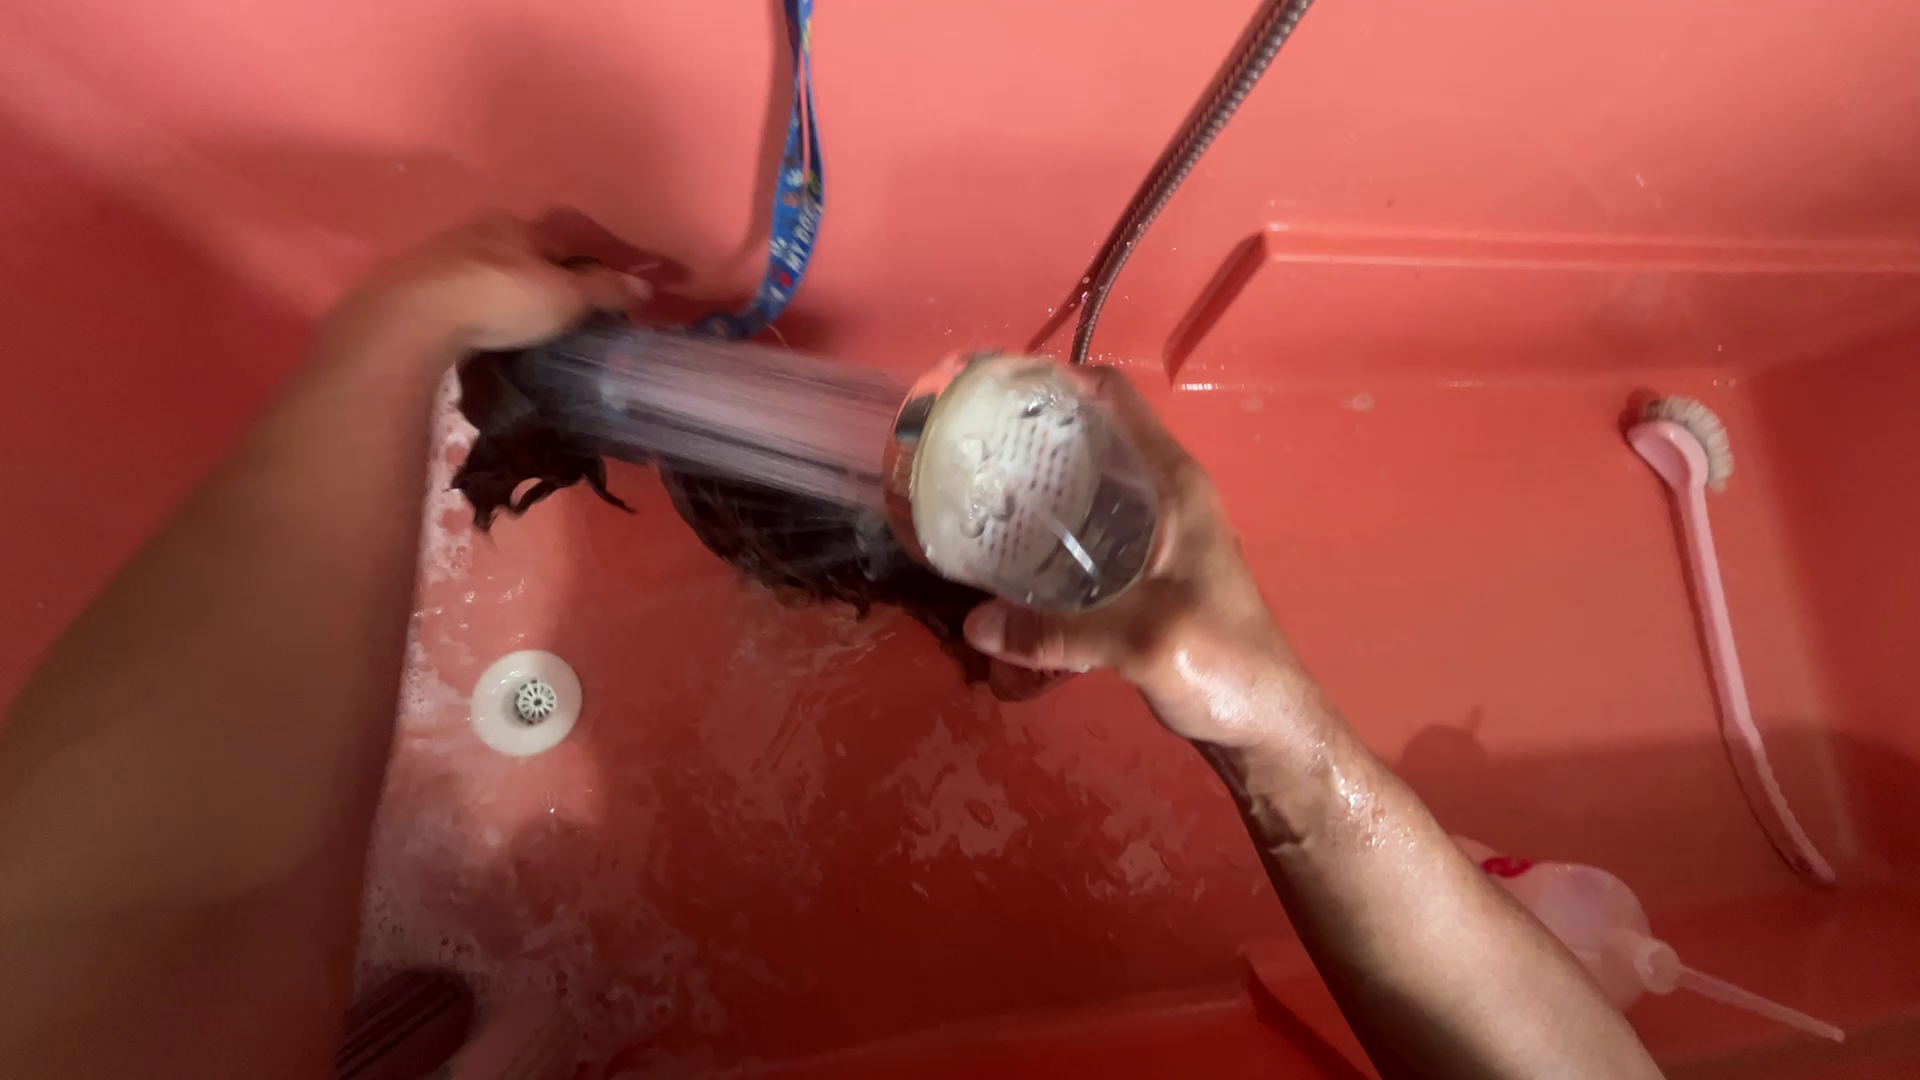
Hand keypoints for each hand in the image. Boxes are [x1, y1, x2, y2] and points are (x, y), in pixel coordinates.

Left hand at [324, 212, 650, 355]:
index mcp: (516, 227)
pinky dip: (481, 310)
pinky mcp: (419, 286)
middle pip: (525, 258)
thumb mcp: (568, 296)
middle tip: (563, 318)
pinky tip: (487, 332)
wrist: (415, 318)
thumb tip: (647, 284)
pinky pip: (464, 295)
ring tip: (526, 328)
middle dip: (544, 282)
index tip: (594, 301)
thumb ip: (606, 290)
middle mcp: (478, 232)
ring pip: (492, 275)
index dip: (583, 272)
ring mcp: (444, 258)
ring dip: (510, 297)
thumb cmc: (503, 299)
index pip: (562, 245)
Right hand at [962, 368, 1298, 746]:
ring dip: (1038, 484)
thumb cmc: (1223, 663)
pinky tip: (1008, 550)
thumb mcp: (1140, 641)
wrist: (1260, 720)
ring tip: (978, 491)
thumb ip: (1056, 633)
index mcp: (1174, 484)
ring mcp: (1151, 533)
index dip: (1062, 382)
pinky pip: (1084, 531)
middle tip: (973, 449)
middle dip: (1034, 436)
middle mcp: (1162, 496)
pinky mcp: (1137, 569)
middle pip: (1092, 438)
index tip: (1001, 393)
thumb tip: (973, 624)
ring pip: (1086, 485)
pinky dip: (1048, 530)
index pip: (1117, 399)